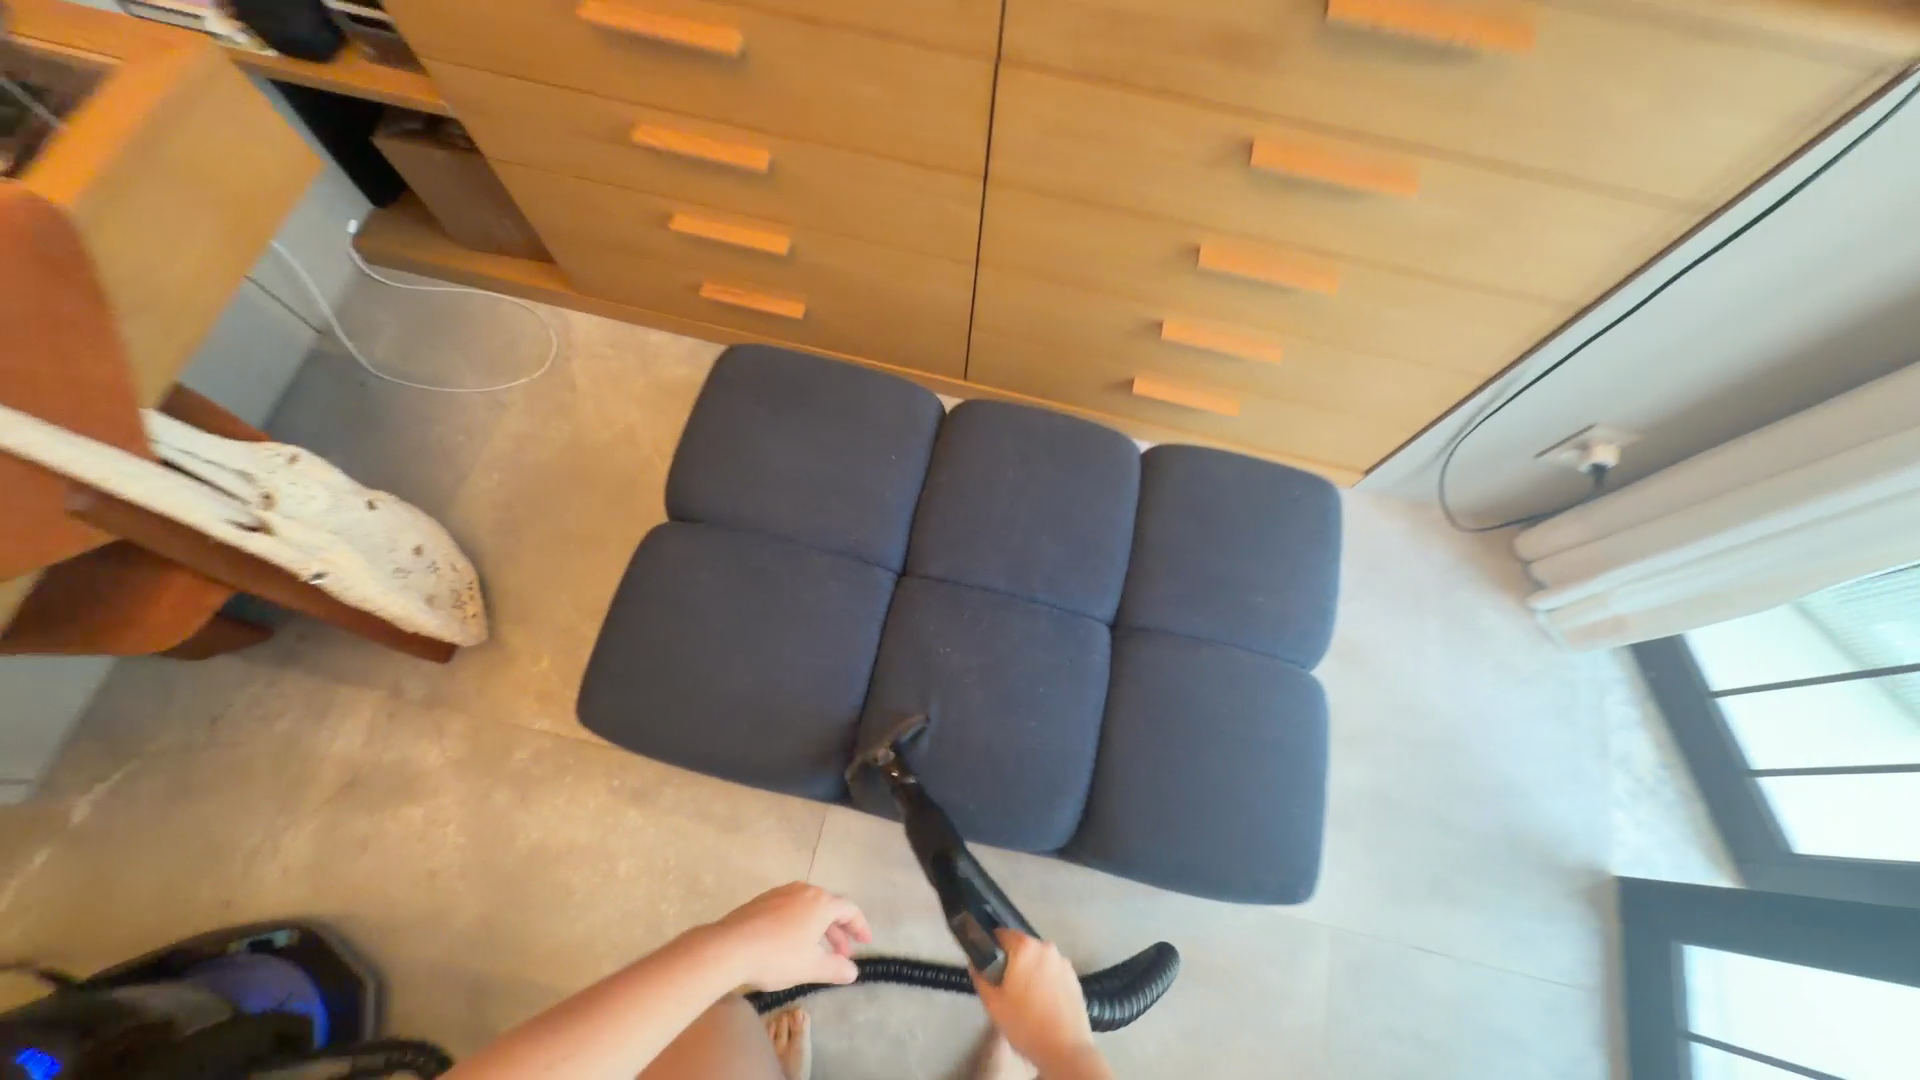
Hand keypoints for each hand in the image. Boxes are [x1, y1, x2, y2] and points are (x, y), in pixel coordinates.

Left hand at [704, 883, 872, 991]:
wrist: (730, 947)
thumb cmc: (777, 956)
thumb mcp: (811, 967)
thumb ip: (835, 969)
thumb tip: (853, 971)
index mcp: (821, 903)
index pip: (849, 909)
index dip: (860, 926)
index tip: (865, 942)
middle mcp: (804, 891)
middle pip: (829, 907)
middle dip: (839, 931)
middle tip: (843, 953)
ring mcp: (782, 893)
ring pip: (809, 907)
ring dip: (819, 928)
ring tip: (818, 950)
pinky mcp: (763, 900)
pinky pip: (791, 908)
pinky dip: (800, 923)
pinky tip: (792, 942)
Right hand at [970, 930, 1107, 1077]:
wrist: (1065, 1050)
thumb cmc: (1024, 1024)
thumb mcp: (993, 1004)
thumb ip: (981, 978)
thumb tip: (975, 963)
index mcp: (1024, 947)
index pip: (1002, 934)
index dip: (992, 947)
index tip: (989, 966)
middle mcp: (1045, 947)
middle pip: (1022, 947)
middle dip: (1013, 961)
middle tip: (1005, 986)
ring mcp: (1063, 962)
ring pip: (1039, 960)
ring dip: (1031, 971)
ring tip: (1026, 998)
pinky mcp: (1074, 977)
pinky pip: (1053, 972)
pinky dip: (1046, 981)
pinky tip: (1043, 1003)